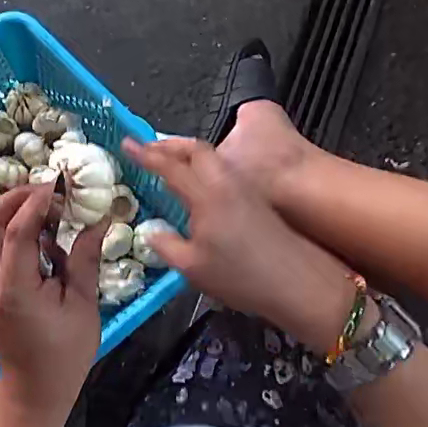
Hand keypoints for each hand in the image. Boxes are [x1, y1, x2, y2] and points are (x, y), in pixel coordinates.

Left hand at [0, 184, 105, 420]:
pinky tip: (48, 236)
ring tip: (53, 208)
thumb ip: (85, 260)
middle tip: (50, 189)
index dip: (38, 201)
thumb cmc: (64, 354)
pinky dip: (17, 231)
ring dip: (15, 212)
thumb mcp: (83, 306)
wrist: (34, 391)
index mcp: (14, 287)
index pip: (17, 230)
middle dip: (17, 197)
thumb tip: (99, 221)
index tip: (60, 182)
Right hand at [124, 137, 358, 352]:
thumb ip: (166, 245)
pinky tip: (198, 188)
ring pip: (213, 159)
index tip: (126, 143)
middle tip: (149, 150)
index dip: (146, 154)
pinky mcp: (258, 200)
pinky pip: (224, 171)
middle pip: (197, 149)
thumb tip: (152, 231)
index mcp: (207, 195)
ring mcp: (246, 189)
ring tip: (171, 165)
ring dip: (189, 155)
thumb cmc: (241, 277)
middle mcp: (227, 183)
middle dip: (170, 145)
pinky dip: (204, 168)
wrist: (300, 283)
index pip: (170, 166)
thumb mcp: (192, 268)